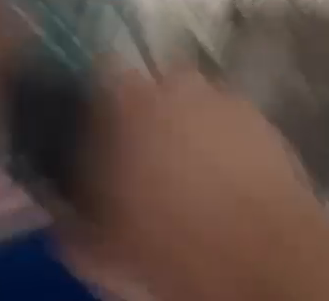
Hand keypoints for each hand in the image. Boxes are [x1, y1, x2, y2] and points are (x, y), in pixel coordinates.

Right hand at [65, 69, 328, 300]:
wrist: (265, 255)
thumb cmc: (174, 247)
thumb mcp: (103, 247)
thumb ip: (74, 217)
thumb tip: (63, 209)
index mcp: (129, 105)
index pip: (100, 73)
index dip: (96, 102)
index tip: (92, 131)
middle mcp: (178, 85)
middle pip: (151, 84)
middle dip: (143, 114)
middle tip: (138, 158)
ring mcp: (223, 95)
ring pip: (192, 100)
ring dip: (184, 123)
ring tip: (184, 171)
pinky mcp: (260, 114)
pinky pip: (226, 117)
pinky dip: (219, 136)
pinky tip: (221, 174)